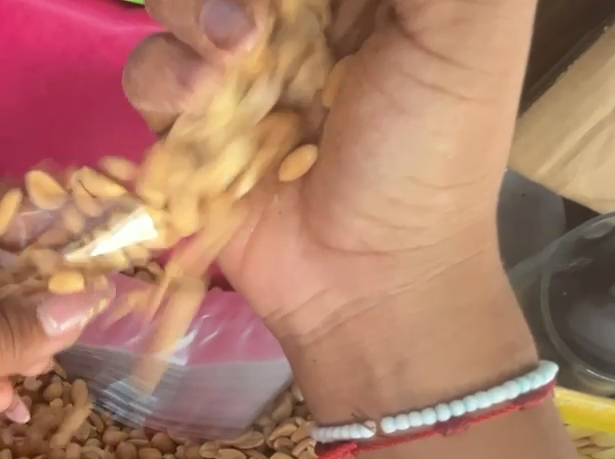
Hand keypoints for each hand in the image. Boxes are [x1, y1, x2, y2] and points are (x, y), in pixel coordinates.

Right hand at [124, 0, 535, 349]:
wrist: (365, 276)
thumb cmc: (428, 155)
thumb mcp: (467, 24)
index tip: (290, 4)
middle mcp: (289, 22)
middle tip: (254, 26)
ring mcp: (231, 76)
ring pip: (174, 7)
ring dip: (192, 18)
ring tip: (228, 64)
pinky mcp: (185, 133)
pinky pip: (147, 77)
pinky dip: (164, 80)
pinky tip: (199, 103)